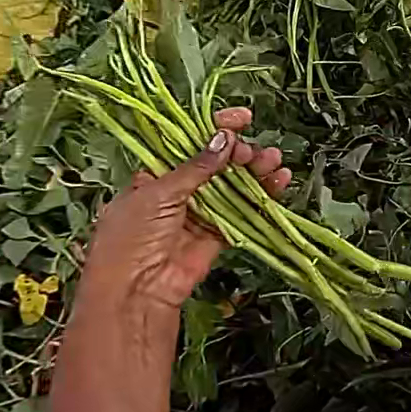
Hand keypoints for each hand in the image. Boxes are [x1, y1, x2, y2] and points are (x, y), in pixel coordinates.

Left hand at [80, 108, 290, 312]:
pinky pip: (245, 209)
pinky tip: (279, 182)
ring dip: (256, 170)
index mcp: (156, 175)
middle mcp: (180, 191)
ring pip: (235, 184)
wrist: (135, 292)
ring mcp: (201, 212)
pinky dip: (264, 195)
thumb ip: (196, 167)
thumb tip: (225, 137)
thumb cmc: (131, 238)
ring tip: (273, 162)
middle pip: (218, 162)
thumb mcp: (157, 194)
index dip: (215, 128)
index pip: (189, 143)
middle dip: (240, 152)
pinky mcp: (219, 233)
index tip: (241, 118)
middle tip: (252, 152)